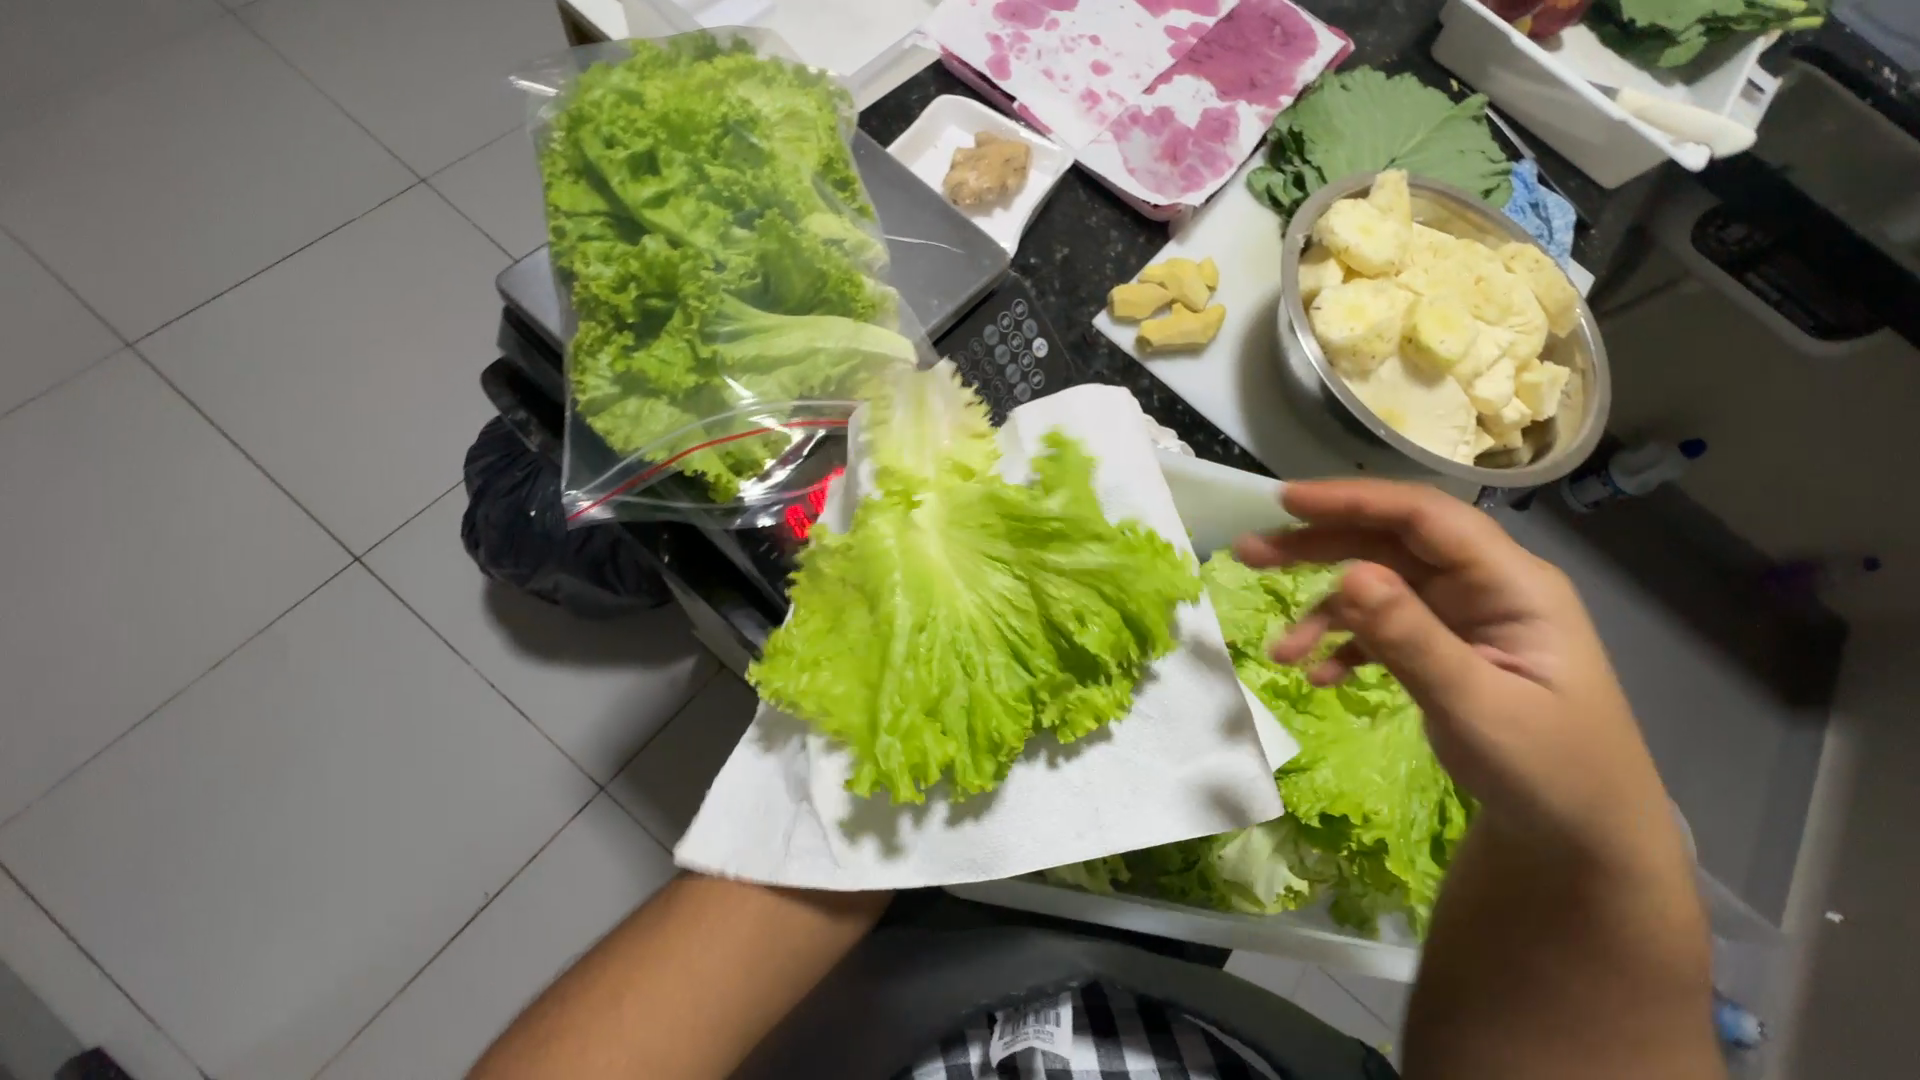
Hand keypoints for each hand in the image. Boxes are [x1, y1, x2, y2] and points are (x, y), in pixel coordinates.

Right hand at [1234, 479, 1682, 871]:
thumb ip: (1412, 638)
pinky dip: (1345, 647)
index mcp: (1511, 583)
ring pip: (1376, 586)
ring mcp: (1460, 617)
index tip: (1285, 501)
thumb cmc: (1549, 769)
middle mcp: (1483, 586)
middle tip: (1249, 554)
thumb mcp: (1476, 705)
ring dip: (1322, 610)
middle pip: (1389, 543)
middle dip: (1317, 546)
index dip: (1354, 501)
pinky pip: (1381, 630)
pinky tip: (1320, 678)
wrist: (1581, 835)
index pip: (1425, 518)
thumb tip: (1348, 574)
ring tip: (1279, 650)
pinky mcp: (1441, 648)